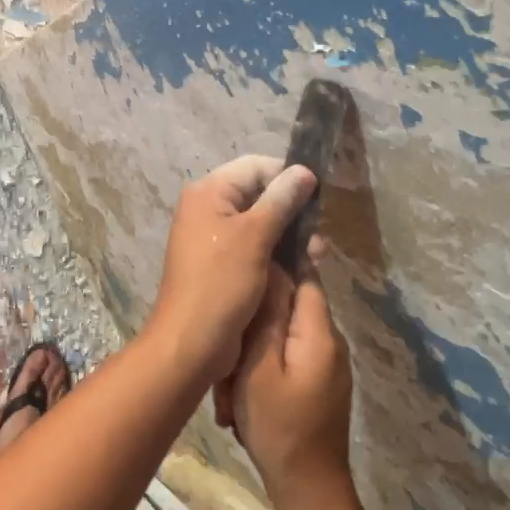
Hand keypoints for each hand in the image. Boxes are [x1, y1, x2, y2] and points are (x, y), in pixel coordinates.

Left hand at [146, 156, 315, 384]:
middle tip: (319, 236)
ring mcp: (212, 235)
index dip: (288, 177)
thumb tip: (304, 171)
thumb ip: (280, 201)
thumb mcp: (254, 238)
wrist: (190, 342)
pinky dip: (275, 250)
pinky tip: (300, 265)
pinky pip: (253, 244)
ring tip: (316, 254)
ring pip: (259, 221)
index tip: (319, 197)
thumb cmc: (220, 284)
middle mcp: (207, 207)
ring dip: (288, 233)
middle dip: (291, 209)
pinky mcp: (220, 261)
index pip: (255, 167)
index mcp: (208, 192)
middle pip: (258, 192)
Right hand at [220, 256, 357, 509]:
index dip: (276, 261)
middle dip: (255, 319)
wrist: (307, 486)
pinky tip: (243, 392)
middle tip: (227, 344)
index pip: (303, 274)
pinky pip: (288, 357)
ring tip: (230, 380)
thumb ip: (267, 314)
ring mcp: (327, 364)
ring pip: (284, 334)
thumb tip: (271, 265)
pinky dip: (264, 367)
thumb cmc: (278, 424)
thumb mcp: (260, 365)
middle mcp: (330, 341)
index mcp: (319, 330)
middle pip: (290, 305)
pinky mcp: (319, 384)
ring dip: (254, 349)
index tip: (244, 258)